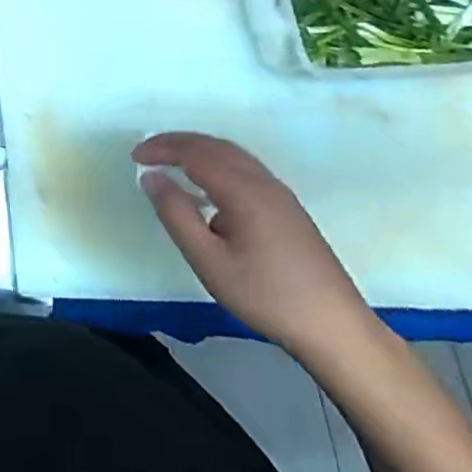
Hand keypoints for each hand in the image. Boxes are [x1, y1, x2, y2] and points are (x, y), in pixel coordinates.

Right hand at [133, 132, 371, 354]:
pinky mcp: (288, 208)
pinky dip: (216, 162)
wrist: (336, 328)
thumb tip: (152, 177)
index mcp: (244, 192)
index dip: (162, 149)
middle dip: (177, 143)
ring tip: (170, 161)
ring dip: (198, 150)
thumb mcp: (208, 260)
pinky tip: (206, 184)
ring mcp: (280, 195)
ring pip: (233, 155)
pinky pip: (245, 168)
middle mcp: (264, 183)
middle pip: (215, 146)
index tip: (135, 157)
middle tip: (146, 152)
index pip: (195, 154)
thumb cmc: (266, 296)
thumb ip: (176, 214)